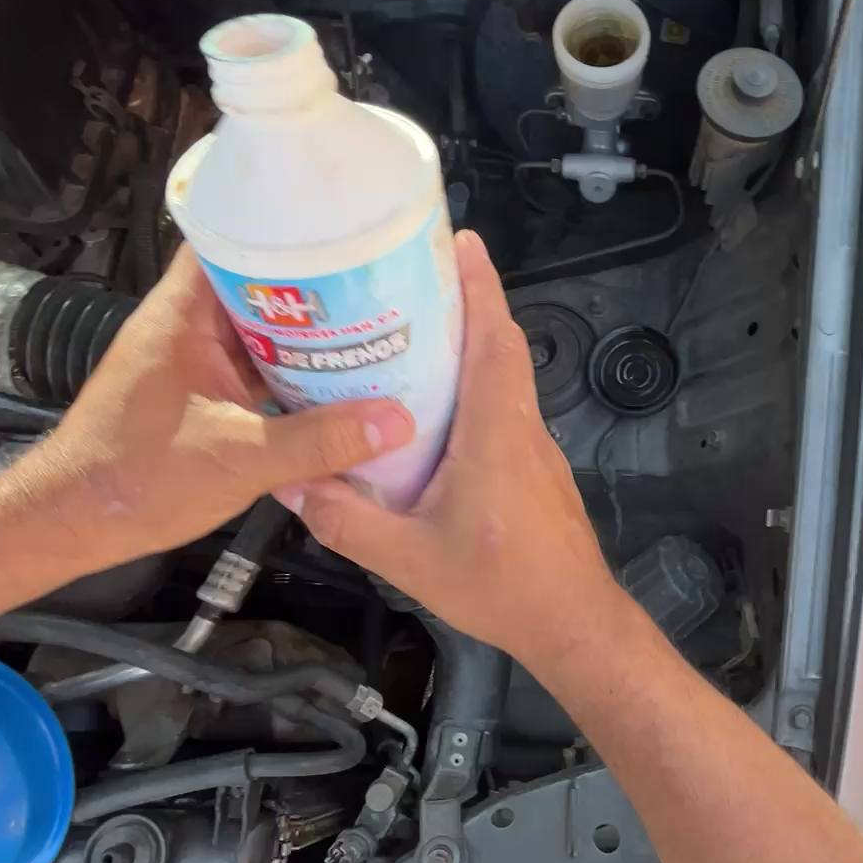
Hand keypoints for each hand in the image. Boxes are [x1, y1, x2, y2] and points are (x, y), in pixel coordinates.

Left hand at [6, 247, 414, 564]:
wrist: (78, 525)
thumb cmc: (141, 480)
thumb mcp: (240, 459)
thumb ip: (321, 441)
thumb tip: (399, 422)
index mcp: (183, 317)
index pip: (230, 239)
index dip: (285, 229)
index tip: (343, 235)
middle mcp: (190, 327)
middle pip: (260, 285)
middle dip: (319, 288)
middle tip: (381, 291)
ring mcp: (198, 362)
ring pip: (265, 331)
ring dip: (314, 336)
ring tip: (376, 334)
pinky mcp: (206, 394)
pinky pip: (262, 369)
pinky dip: (299, 373)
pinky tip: (342, 387)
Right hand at [285, 231, 632, 668]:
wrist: (572, 622)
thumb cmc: (500, 587)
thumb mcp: (409, 559)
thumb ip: (347, 520)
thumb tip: (289, 482)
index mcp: (497, 435)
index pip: (495, 342)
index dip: (481, 287)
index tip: (460, 240)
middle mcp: (523, 429)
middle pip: (503, 348)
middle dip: (470, 302)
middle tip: (416, 274)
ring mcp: (538, 448)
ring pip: (509, 377)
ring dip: (475, 342)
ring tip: (417, 327)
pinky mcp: (539, 469)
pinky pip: (509, 408)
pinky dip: (481, 384)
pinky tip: (440, 404)